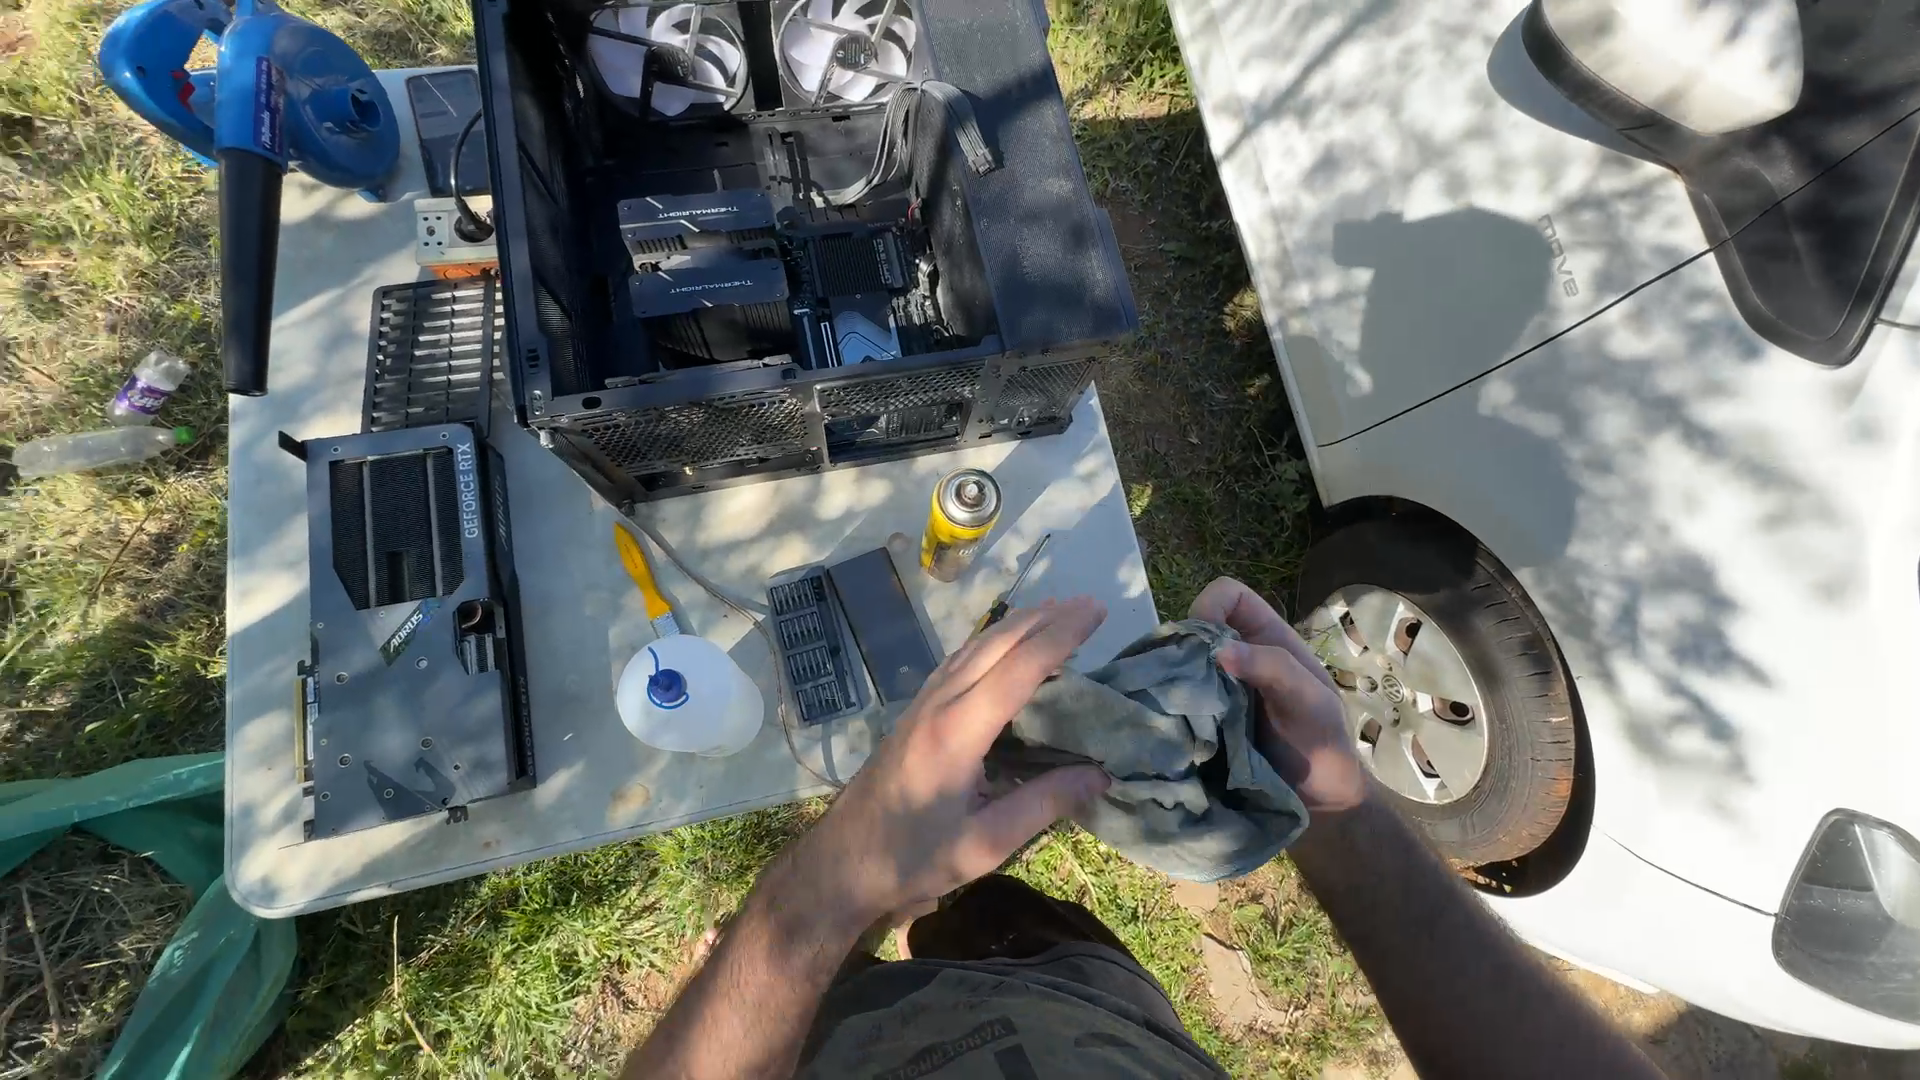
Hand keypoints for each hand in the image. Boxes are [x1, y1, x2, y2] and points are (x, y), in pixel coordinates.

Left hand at [777, 597, 1113, 928]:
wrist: (842, 859)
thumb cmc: (913, 858)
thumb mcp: (984, 844)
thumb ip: (1043, 804)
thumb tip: (1102, 775)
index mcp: (959, 732)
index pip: (1020, 668)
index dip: (1061, 636)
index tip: (1096, 612)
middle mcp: (940, 702)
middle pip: (997, 643)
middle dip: (1046, 618)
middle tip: (1089, 604)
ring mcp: (924, 700)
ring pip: (975, 645)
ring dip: (1018, 623)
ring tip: (1056, 610)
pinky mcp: (917, 707)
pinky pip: (960, 658)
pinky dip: (992, 640)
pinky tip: (1005, 640)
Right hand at [1191, 577, 1368, 812]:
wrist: (1317, 800)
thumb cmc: (1321, 743)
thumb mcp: (1310, 702)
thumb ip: (1274, 668)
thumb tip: (1219, 650)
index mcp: (1266, 637)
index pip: (1228, 594)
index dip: (1211, 607)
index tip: (1205, 648)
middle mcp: (1236, 654)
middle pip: (1193, 625)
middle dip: (1183, 647)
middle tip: (1186, 685)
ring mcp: (1215, 683)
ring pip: (1178, 659)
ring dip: (1172, 678)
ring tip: (1178, 708)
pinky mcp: (1199, 713)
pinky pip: (1173, 693)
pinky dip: (1168, 702)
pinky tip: (1173, 722)